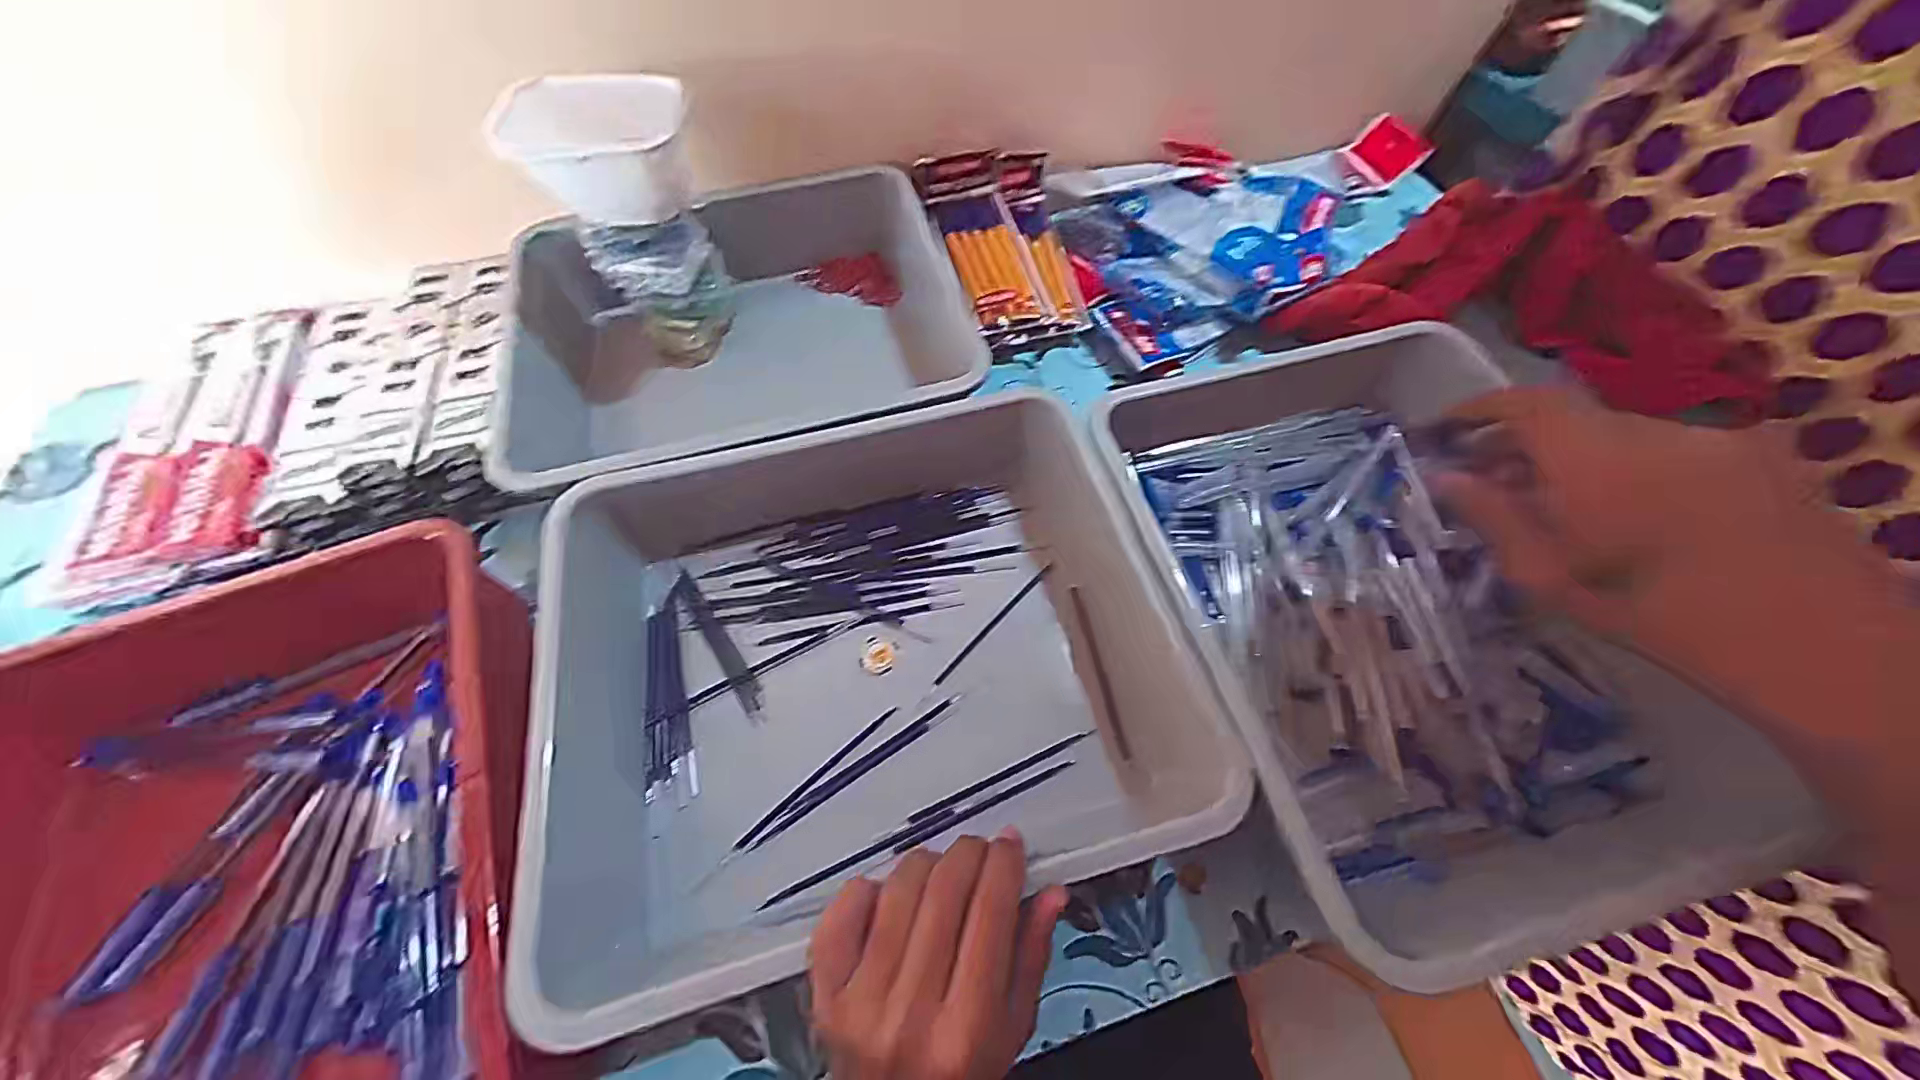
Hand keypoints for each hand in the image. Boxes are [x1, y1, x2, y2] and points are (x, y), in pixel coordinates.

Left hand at [808, 830, 1067, 1079]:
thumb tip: (1050, 894)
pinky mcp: (827, 989)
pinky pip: (847, 906)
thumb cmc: (955, 1072)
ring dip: (927, 862)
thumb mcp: (1010, 1030)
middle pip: (945, 890)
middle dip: (969, 853)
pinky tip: (891, 895)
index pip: (991, 911)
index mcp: (967, 1029)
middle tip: (979, 850)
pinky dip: (871, 885)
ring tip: (940, 871)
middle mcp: (911, 1013)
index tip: (1009, 845)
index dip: (1004, 863)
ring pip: (900, 887)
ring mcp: (862, 1000)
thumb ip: (1031, 957)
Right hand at [1428, 386, 1885, 664]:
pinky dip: (1624, 467)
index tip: (1447, 428)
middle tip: (1488, 480)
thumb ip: (1492, 517)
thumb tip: (1445, 477)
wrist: (1813, 639)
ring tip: (1552, 504)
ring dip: (1574, 458)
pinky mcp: (1755, 456)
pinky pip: (1665, 448)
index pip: (1527, 403)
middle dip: (1521, 443)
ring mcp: (1712, 440)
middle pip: (1571, 420)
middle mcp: (1654, 432)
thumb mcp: (1547, 573)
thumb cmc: (1651, 610)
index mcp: (1596, 457)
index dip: (1481, 408)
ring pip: (1618, 435)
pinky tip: (1623, 513)